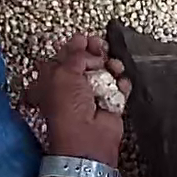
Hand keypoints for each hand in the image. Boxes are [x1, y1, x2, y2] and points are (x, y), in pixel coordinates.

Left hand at [24, 34, 129, 165]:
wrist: (87, 138)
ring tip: (113, 68)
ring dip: (112, 66)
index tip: (86, 39)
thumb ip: (75, 54)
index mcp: (54, 79)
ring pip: (106, 70)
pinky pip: (120, 87)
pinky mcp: (110, 103)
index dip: (76, 45)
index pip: (66, 54)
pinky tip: (120, 84)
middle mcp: (72, 86)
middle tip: (101, 49)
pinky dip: (122, 84)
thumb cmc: (68, 110)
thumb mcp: (64, 73)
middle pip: (88, 60)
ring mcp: (92, 94)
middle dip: (97, 52)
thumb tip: (86, 45)